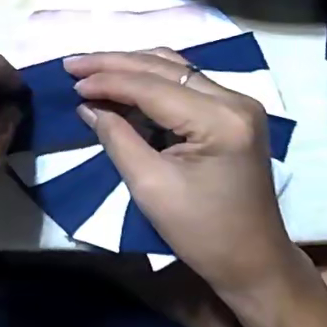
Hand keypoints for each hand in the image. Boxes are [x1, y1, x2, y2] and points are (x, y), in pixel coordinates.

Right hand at [65, 49, 309, 301]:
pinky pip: (185, 84)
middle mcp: (234, 99)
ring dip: (132, 67)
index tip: (71, 81)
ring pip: (174, 69)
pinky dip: (151, 82)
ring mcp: (237, 103)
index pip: (153, 86)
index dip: (108, 80)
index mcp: (220, 120)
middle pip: (164, 68)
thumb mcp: (151, 187)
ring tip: (92, 68)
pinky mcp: (233, 112)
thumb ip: (118, 138)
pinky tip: (123, 84)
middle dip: (115, 64)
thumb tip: (88, 105)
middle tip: (74, 64)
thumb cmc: (203, 234)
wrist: (254, 263)